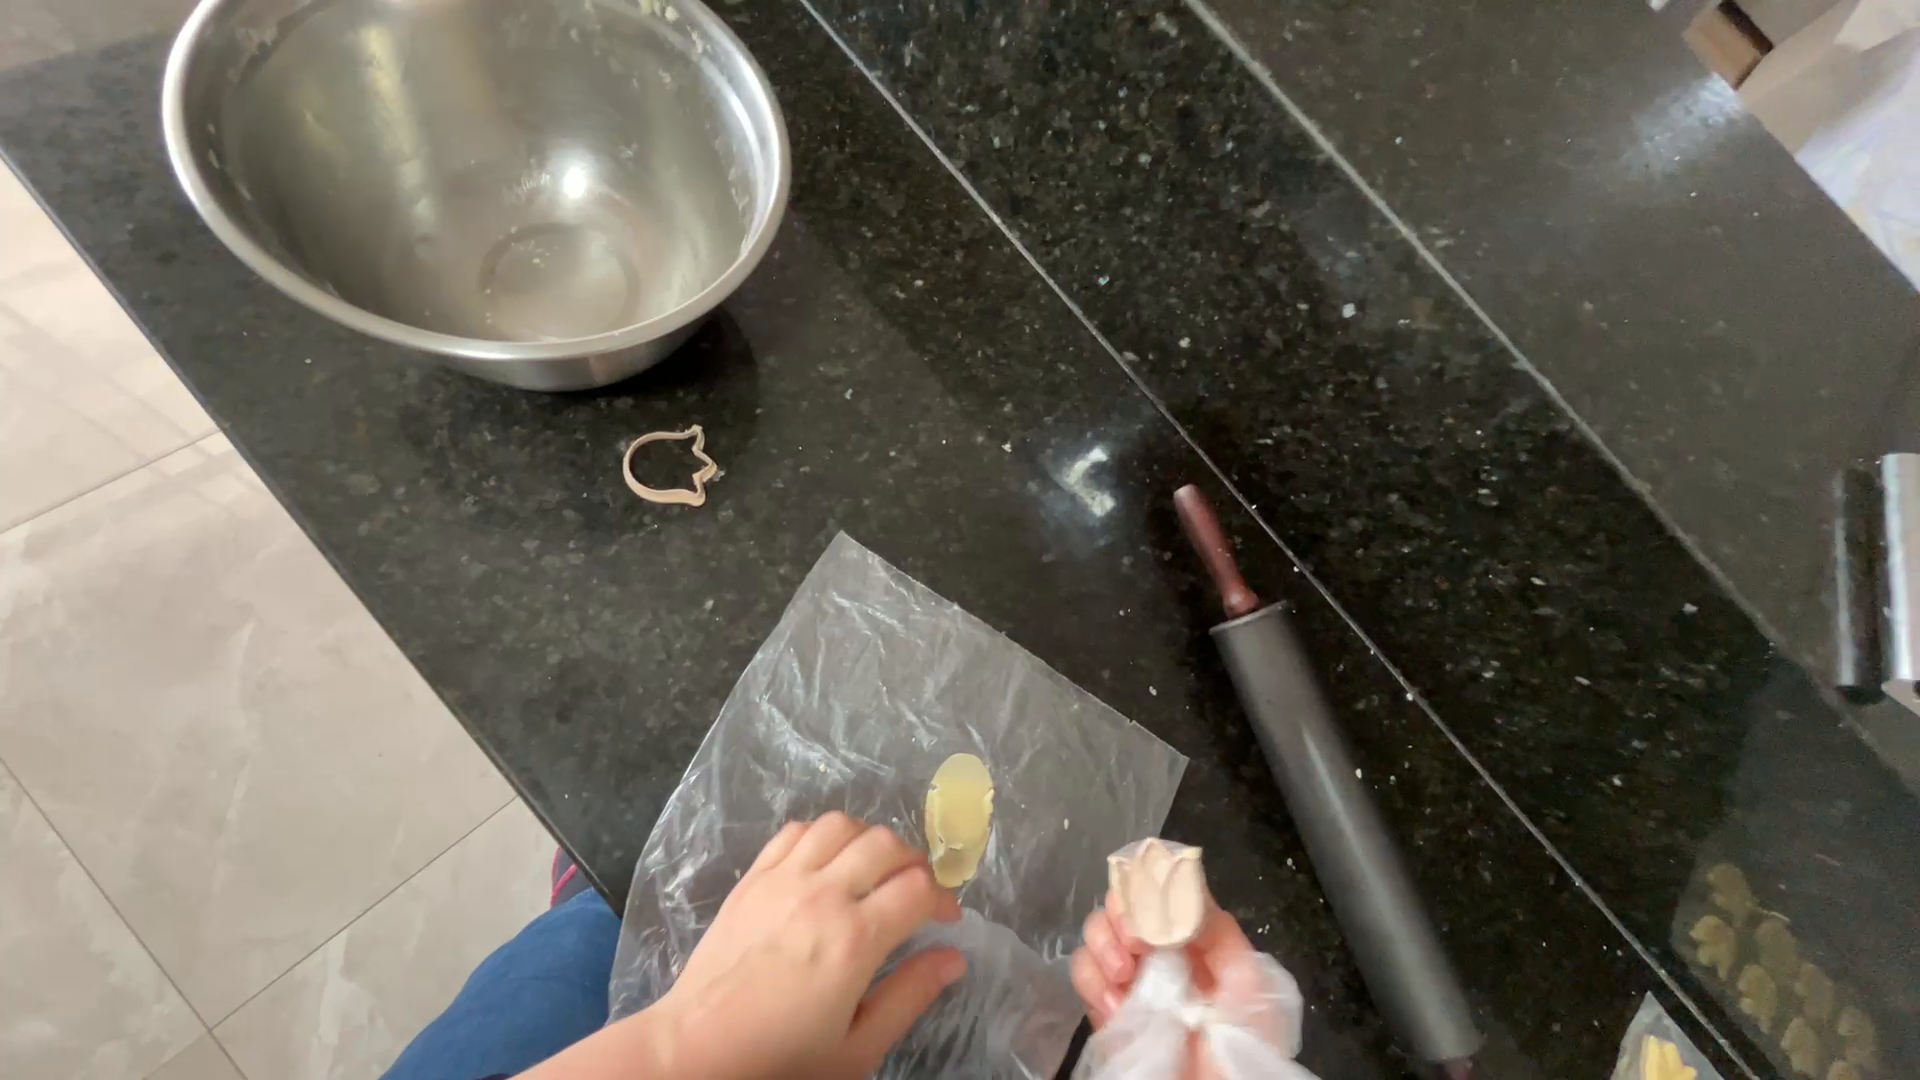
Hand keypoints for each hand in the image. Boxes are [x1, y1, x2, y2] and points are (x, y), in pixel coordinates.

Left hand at [648, 813, 965, 1079]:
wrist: (695, 1053)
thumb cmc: (782, 1060)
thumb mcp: (857, 1048)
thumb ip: (910, 996)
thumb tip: (954, 957)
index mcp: (855, 940)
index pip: (918, 888)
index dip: (943, 896)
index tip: (945, 917)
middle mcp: (824, 895)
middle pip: (885, 844)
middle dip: (912, 861)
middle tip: (913, 890)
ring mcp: (784, 879)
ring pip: (841, 825)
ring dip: (867, 839)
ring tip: (871, 869)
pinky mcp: (754, 876)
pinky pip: (796, 830)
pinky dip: (821, 834)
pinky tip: (826, 860)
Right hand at [1070, 892, 1258, 1079]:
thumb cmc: (1243, 1044)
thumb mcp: (1248, 981)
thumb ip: (1217, 929)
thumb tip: (1180, 881)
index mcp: (1192, 935)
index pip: (1160, 886)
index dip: (1148, 883)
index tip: (1150, 904)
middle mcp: (1157, 947)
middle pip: (1122, 899)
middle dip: (1121, 912)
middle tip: (1135, 942)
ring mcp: (1128, 975)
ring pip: (1096, 928)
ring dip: (1103, 943)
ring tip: (1123, 976)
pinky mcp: (1104, 1005)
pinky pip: (1082, 971)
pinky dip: (1091, 981)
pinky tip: (1114, 1007)